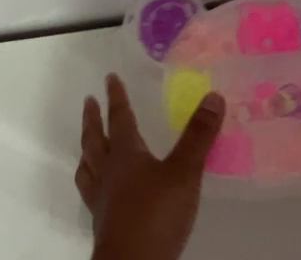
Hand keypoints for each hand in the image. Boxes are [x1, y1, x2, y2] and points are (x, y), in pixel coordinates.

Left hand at [76, 73, 226, 259]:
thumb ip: (198, 137)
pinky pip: (90, 194)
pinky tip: (98, 190)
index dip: (117, 96)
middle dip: (93, 118)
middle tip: (89, 101)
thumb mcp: (184, 173)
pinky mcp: (102, 223)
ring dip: (86, 150)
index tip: (109, 77)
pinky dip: (91, 183)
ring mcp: (101, 198)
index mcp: (124, 154)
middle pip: (94, 138)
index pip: (119, 117)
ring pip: (88, 166)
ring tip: (86, 144)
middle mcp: (108, 171)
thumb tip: (213, 97)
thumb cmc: (155, 215)